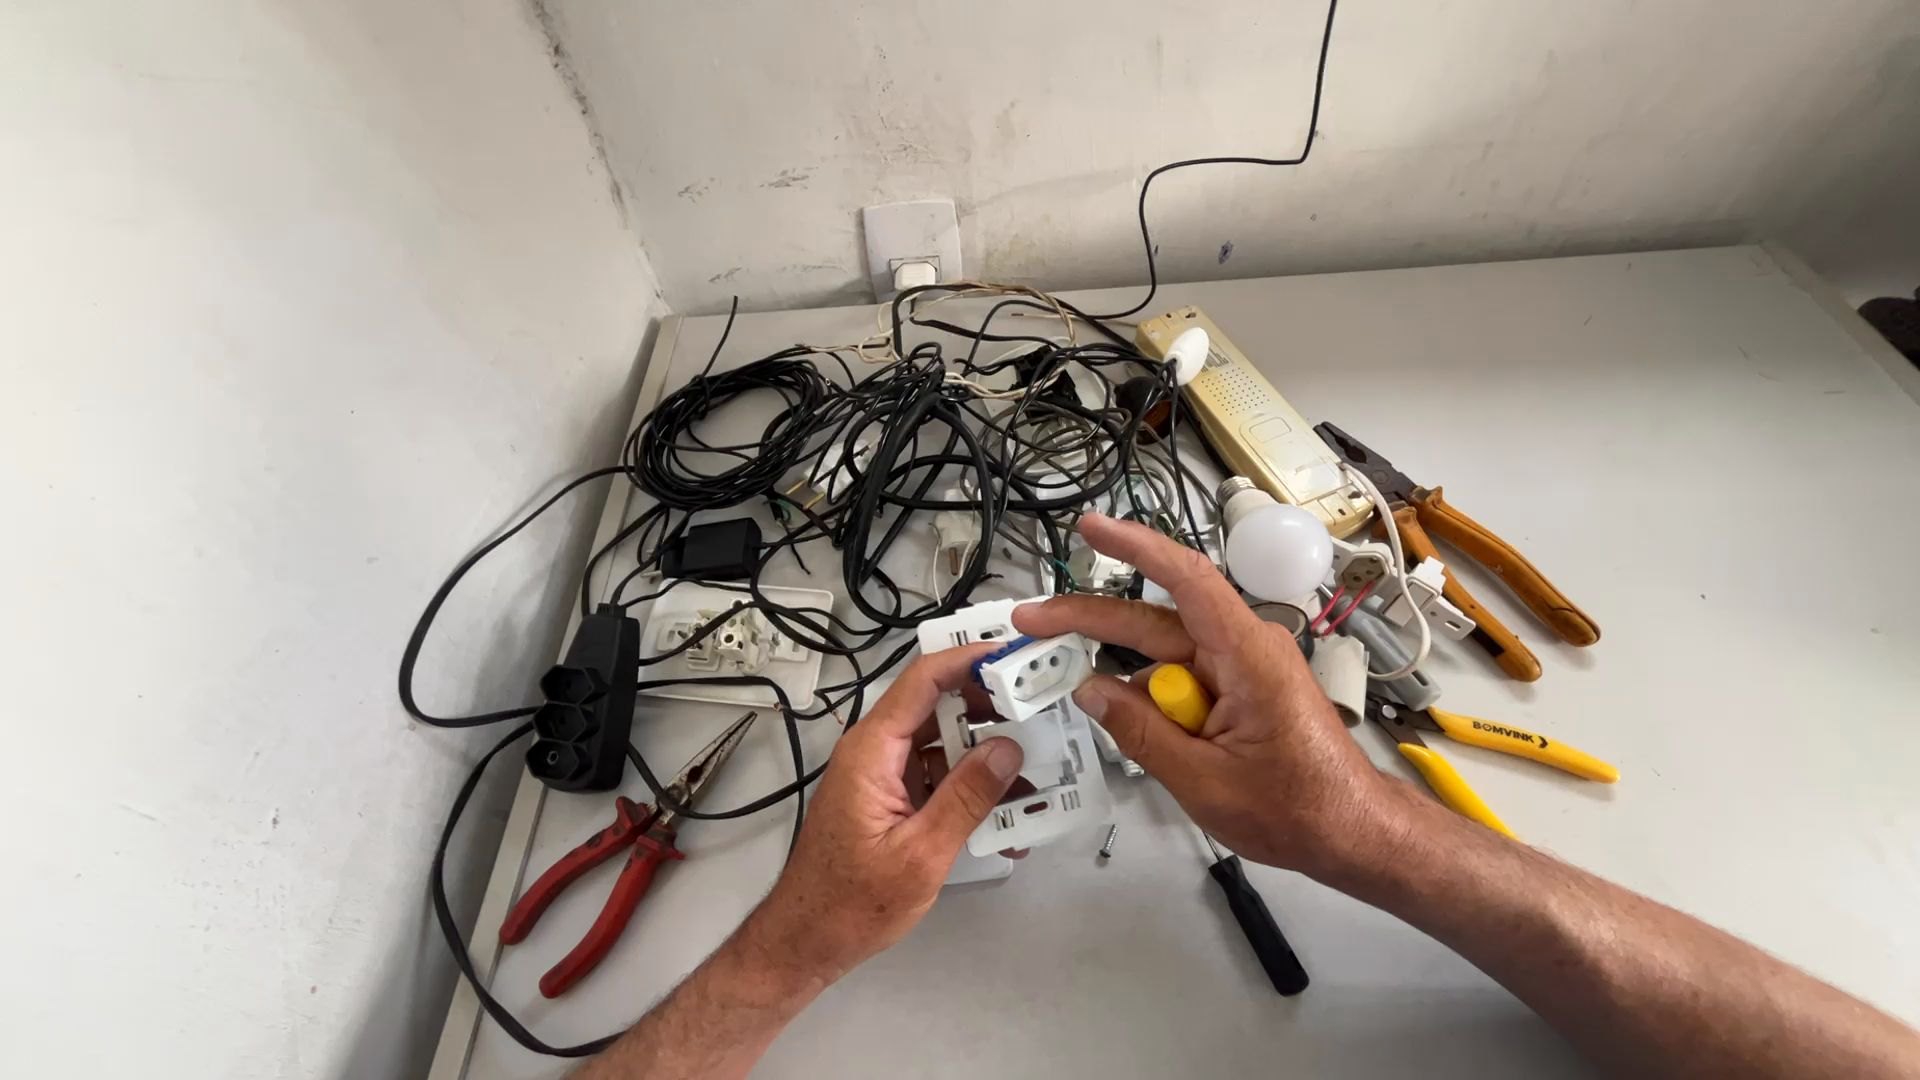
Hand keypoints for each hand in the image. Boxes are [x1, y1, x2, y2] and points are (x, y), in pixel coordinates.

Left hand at [746, 645, 1024, 981]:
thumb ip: (966, 797)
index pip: (922, 681)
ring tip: (1032, 771)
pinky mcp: (891, 797)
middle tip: (1036, 713)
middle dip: (988, 707)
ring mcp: (883, 773)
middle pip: (936, 707)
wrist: (807, 942)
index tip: (1010, 655)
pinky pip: (936, 775)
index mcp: (873, 750)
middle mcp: (875, 751)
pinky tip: (1005, 815)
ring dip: (984, 755)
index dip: (966, 660)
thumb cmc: (852, 903)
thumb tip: (1008, 749)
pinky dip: (969, 787)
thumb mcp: (920, 854)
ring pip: (941, 743)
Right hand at [1013, 513, 1408, 879]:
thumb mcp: (1205, 781)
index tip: (1090, 527)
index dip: (1135, 547)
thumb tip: (1087, 690)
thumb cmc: (1296, 810)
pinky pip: (1176, 678)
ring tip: (1076, 686)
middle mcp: (1238, 646)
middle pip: (1152, 620)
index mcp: (1245, 654)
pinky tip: (1138, 728)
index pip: (1186, 579)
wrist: (1355, 834)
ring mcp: (1236, 666)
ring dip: (1119, 672)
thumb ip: (1141, 732)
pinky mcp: (1233, 686)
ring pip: (1160, 654)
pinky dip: (1147, 698)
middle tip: (1030, 622)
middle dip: (1088, 618)